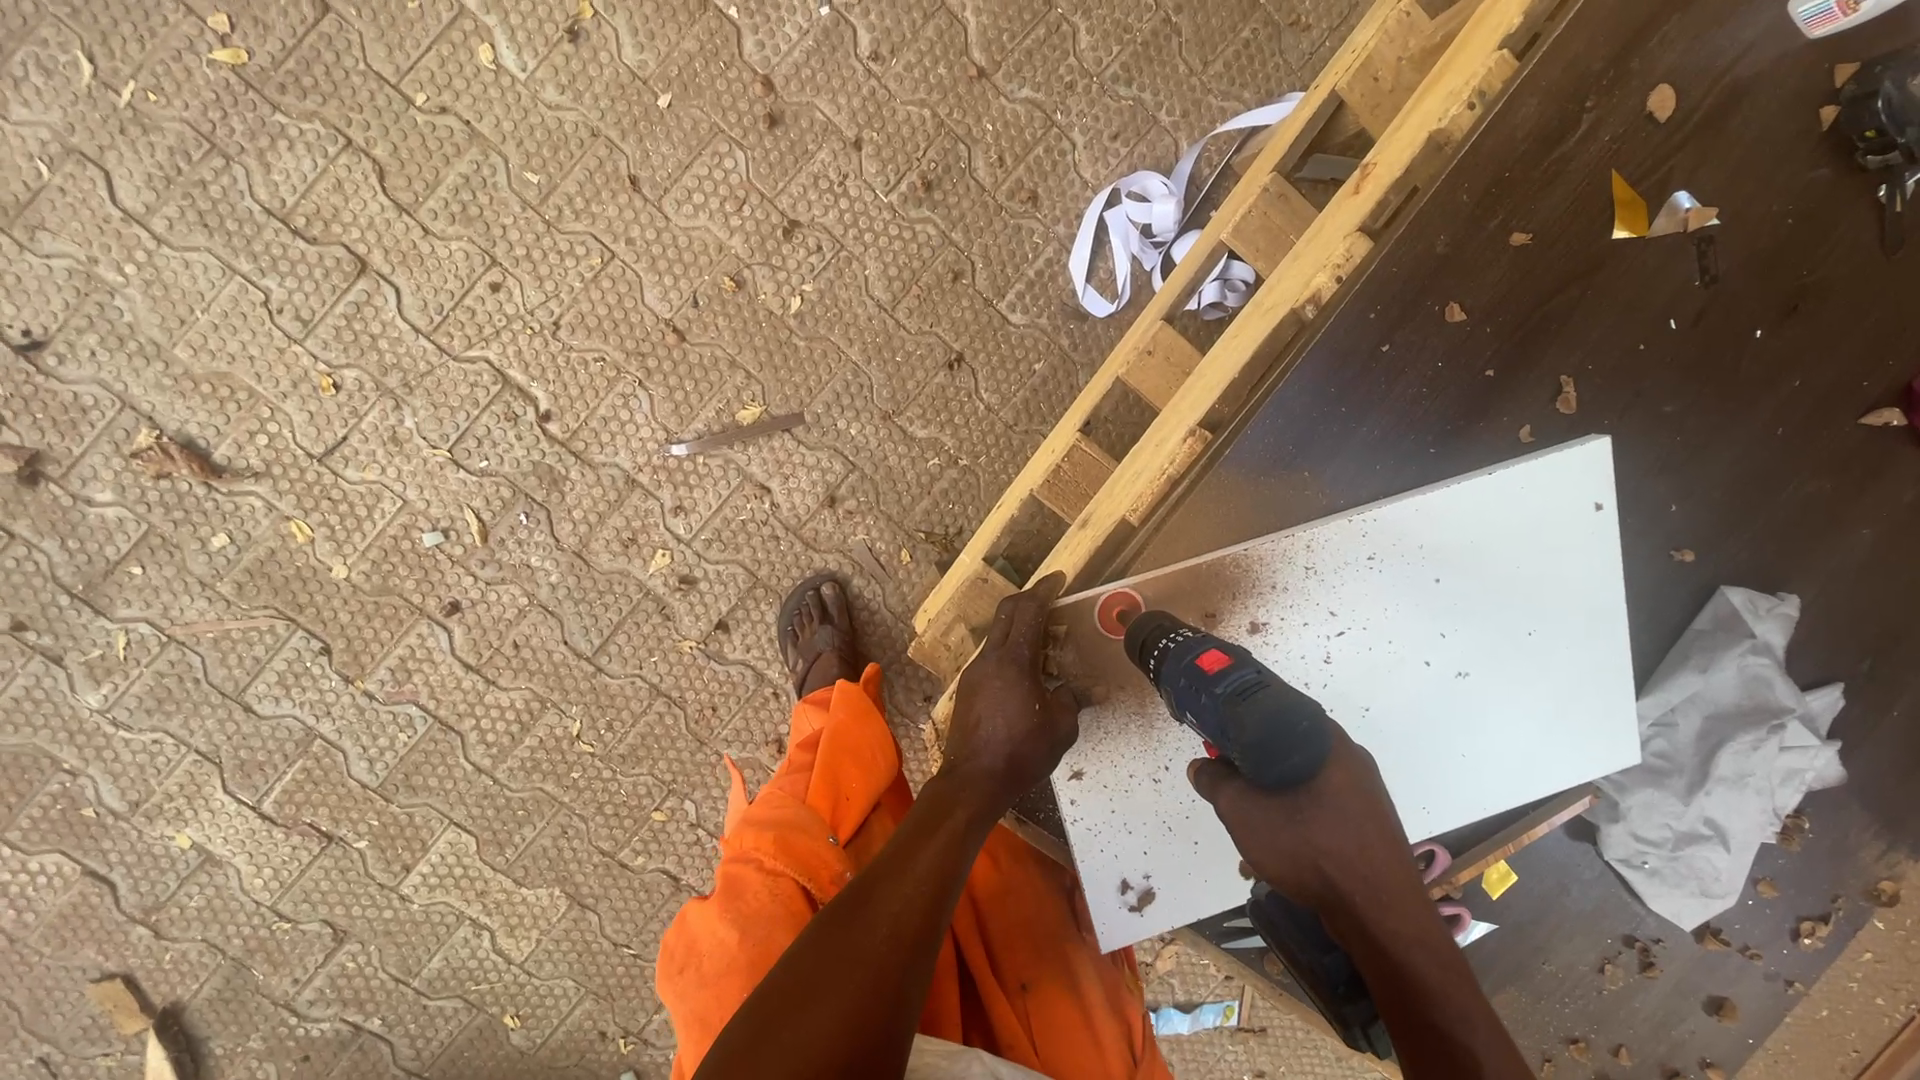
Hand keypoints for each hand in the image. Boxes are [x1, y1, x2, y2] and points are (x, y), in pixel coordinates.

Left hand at [938, 571, 1080, 816]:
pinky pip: (992, 657)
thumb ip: (1074, 698)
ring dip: (1019, 627)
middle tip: (1051, 599)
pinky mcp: (968, 689)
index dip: (1045, 590)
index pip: (1029, 611)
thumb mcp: (1060, 726)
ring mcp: (974, 673)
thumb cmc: (1021, 751)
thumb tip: (1097, 689)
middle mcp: (989, 659)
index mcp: (1013, 660)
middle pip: (1007, 613)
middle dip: (1029, 599)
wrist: (973, 780)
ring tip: (1045, 640)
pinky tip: (1027, 670)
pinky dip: (1010, 650)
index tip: (1059, 578)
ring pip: (997, 636)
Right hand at [1189, 726, 1423, 910]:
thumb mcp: (1244, 811)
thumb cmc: (1310, 848)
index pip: (1275, 712)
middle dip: (1255, 769)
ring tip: (1253, 823)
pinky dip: (1299, 819)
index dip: (1240, 726)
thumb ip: (1215, 782)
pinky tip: (1285, 845)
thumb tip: (1201, 766)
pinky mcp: (1371, 826)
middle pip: (1289, 751)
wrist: (1378, 914)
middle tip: (1231, 786)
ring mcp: (1367, 795)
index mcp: (1327, 741)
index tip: (1218, 745)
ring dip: (1276, 798)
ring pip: (1305, 784)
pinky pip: (1324, 809)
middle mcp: (1352, 759)